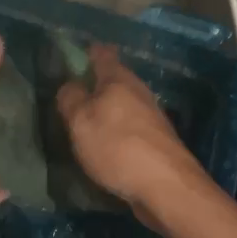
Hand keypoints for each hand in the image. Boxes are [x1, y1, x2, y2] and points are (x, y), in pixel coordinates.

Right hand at [55, 44, 209, 226]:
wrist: (166, 185)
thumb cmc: (117, 146)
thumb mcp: (81, 121)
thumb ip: (70, 98)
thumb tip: (70, 85)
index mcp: (118, 78)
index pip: (102, 53)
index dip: (87, 52)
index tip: (72, 59)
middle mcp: (137, 90)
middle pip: (114, 79)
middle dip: (95, 85)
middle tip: (72, 99)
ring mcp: (150, 115)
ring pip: (123, 104)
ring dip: (107, 110)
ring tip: (87, 126)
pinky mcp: (156, 139)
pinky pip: (130, 126)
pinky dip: (117, 131)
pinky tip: (107, 147)